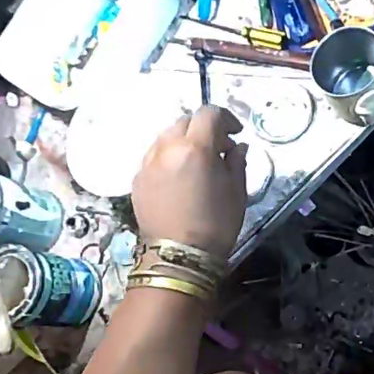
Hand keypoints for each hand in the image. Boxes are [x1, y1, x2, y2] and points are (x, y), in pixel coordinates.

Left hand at [132, 106, 245, 256]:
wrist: (178, 258)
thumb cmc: (215, 226)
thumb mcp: (237, 193)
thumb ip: (236, 162)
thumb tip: (236, 147)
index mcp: (195, 148)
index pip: (209, 114)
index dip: (226, 119)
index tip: (236, 133)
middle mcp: (166, 148)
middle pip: (184, 121)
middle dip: (203, 129)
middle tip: (217, 148)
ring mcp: (147, 163)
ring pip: (165, 137)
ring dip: (183, 141)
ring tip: (195, 162)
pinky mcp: (137, 180)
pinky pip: (154, 157)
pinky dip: (168, 158)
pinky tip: (178, 178)